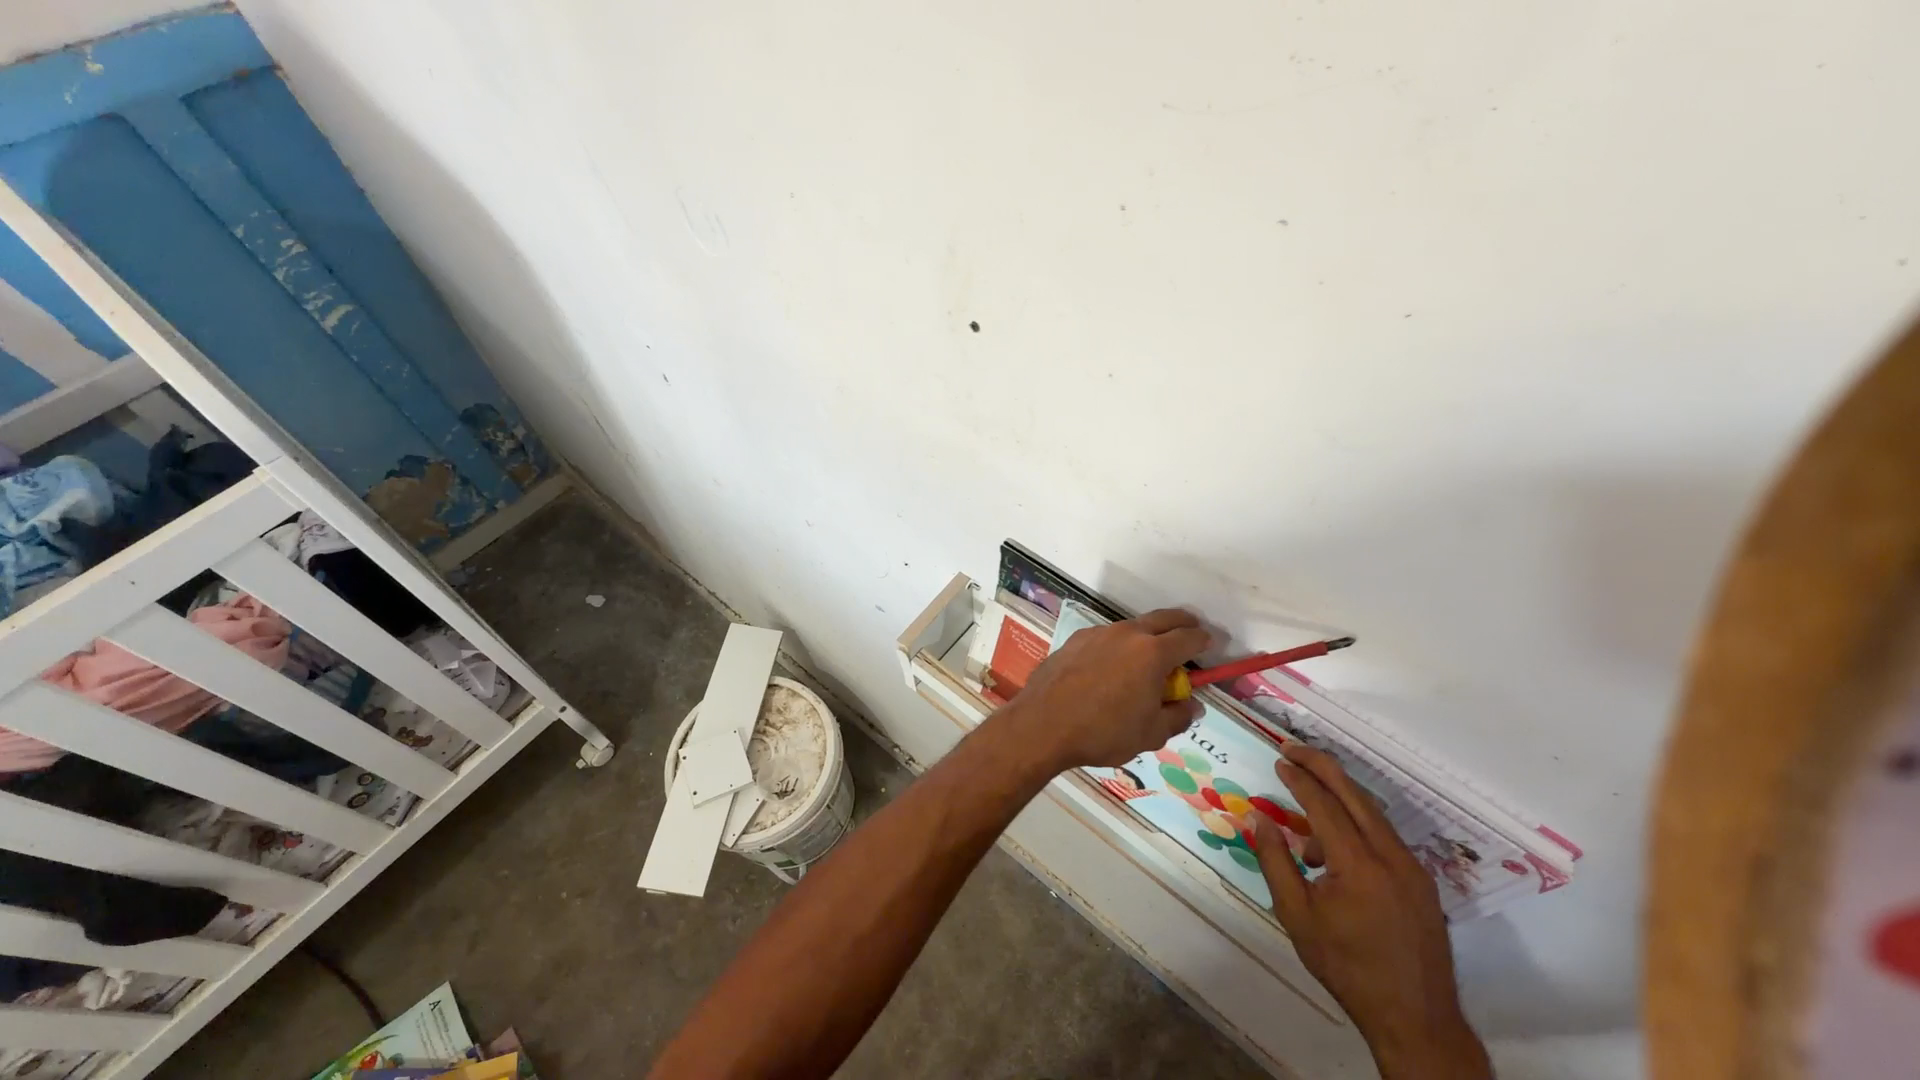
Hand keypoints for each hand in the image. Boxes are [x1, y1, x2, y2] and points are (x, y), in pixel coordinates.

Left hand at [992, 608, 1208, 771]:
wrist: (1042, 726)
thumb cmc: (1103, 732)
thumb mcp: (1150, 734)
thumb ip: (1177, 716)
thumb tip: (1191, 705)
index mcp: (1152, 653)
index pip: (1189, 638)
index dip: (1203, 641)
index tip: (1209, 644)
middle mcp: (1126, 634)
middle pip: (1163, 619)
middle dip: (1181, 624)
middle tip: (1189, 634)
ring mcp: (1097, 634)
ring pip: (1131, 627)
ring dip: (1146, 636)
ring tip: (1147, 659)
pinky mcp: (1073, 641)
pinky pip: (1105, 638)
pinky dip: (1117, 646)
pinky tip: (1110, 669)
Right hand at [1253, 743, 1490, 1079]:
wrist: (1414, 1016)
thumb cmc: (1346, 967)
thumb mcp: (1297, 916)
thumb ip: (1276, 862)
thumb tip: (1259, 818)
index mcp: (1358, 863)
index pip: (1324, 805)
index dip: (1300, 779)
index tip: (1279, 760)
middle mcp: (1392, 855)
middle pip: (1355, 795)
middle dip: (1323, 767)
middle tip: (1294, 749)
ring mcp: (1413, 867)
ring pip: (1373, 815)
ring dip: (1339, 801)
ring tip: (1305, 824)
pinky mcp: (1422, 881)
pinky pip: (1385, 838)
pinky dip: (1357, 827)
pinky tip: (1335, 853)